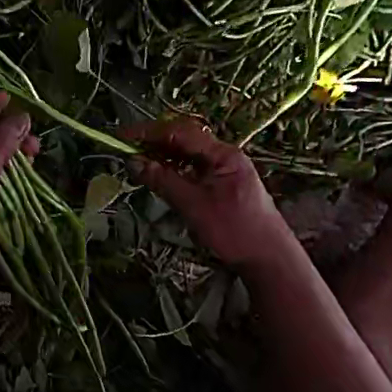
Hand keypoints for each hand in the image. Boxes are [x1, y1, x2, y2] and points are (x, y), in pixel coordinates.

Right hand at [125, 116, 292, 270]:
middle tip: (125, 149)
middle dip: (153, 142)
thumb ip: (163, 181)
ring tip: (136, 162)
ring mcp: (224, 169)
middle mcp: (225, 156)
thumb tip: (134, 162)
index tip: (122, 137)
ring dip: (161, 156)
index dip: (149, 133)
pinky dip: (172, 169)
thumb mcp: (193, 205)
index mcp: (223, 154)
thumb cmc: (234, 231)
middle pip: (184, 139)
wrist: (269, 258)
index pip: (180, 133)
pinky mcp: (222, 183)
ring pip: (187, 154)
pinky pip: (192, 168)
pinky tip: (158, 176)